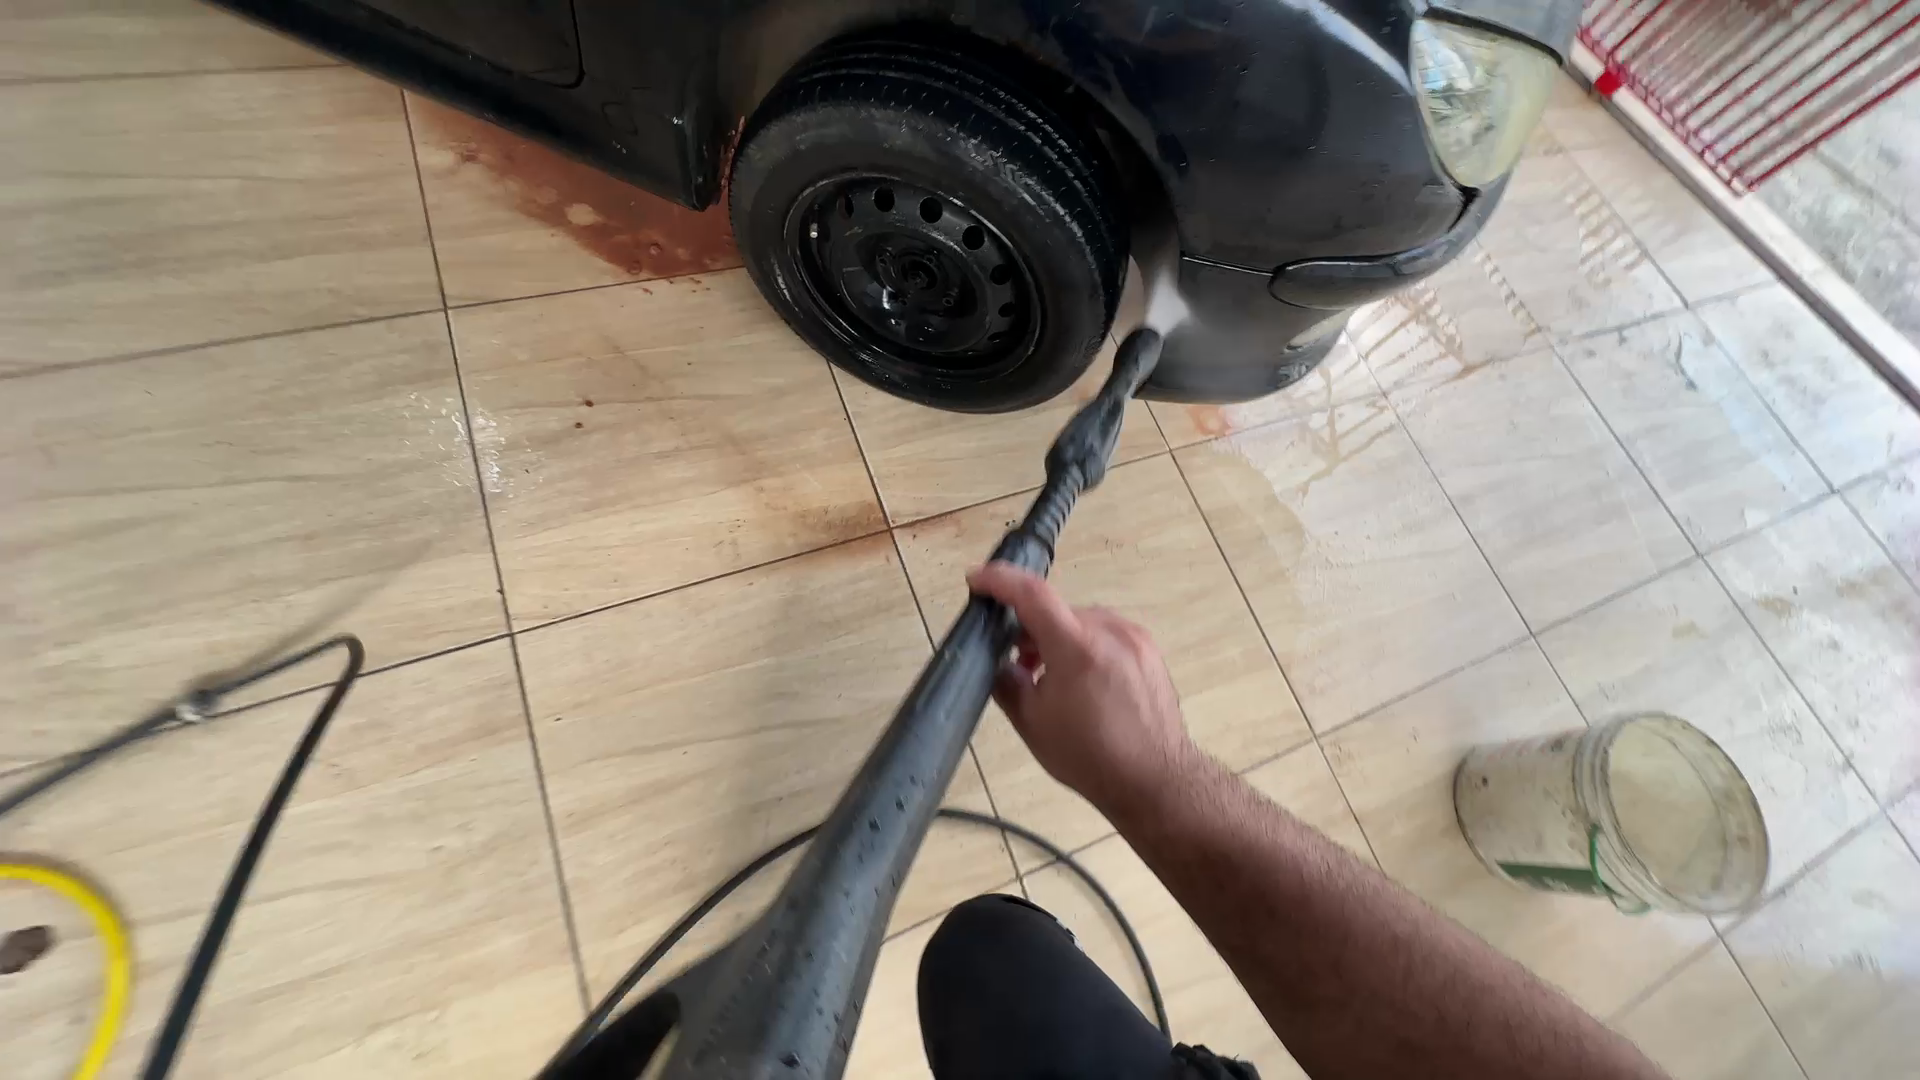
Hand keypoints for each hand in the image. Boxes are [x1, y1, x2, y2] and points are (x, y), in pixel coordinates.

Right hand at [966, 562, 1196, 815]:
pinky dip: (1085, 645)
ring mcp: (1134, 638)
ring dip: (1059, 637)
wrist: (1155, 780)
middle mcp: (1109, 630)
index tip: (975, 579)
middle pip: (1057, 612)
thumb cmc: (1087, 756)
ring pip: (1081, 622)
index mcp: (1076, 646)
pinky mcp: (1149, 650)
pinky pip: (1106, 633)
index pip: (1031, 594)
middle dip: (1030, 628)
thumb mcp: (1032, 723)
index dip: (999, 580)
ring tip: (1051, 676)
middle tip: (1016, 660)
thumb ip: (1006, 681)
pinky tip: (1083, 680)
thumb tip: (996, 660)